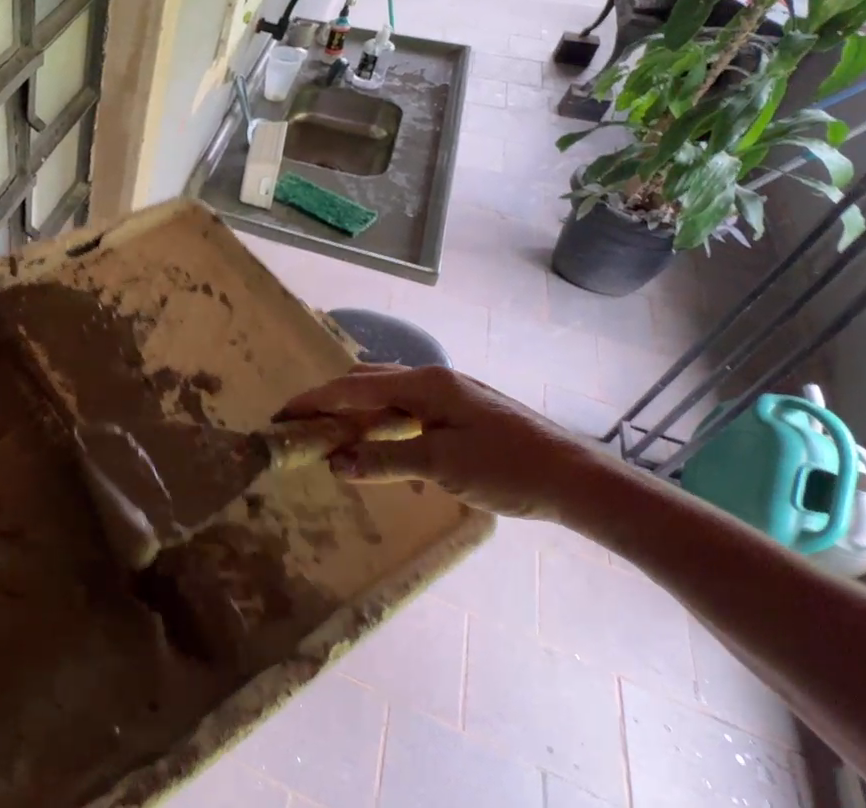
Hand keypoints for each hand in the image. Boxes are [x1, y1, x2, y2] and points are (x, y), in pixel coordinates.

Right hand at [277, 363, 595, 519]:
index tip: (282, 415)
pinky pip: (409, 412)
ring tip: (334, 438)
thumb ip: (382, 460)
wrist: (583, 483)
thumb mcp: (440, 466)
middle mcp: (436, 381)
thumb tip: (333, 462)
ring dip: (358, 414)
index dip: (314, 400)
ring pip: (389, 397)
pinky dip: (384, 425)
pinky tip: (380, 448)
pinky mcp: (466, 414)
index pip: (353, 386)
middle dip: (333, 401)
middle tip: (305, 426)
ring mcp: (453, 396)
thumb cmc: (510, 469)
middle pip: (368, 382)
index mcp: (426, 384)